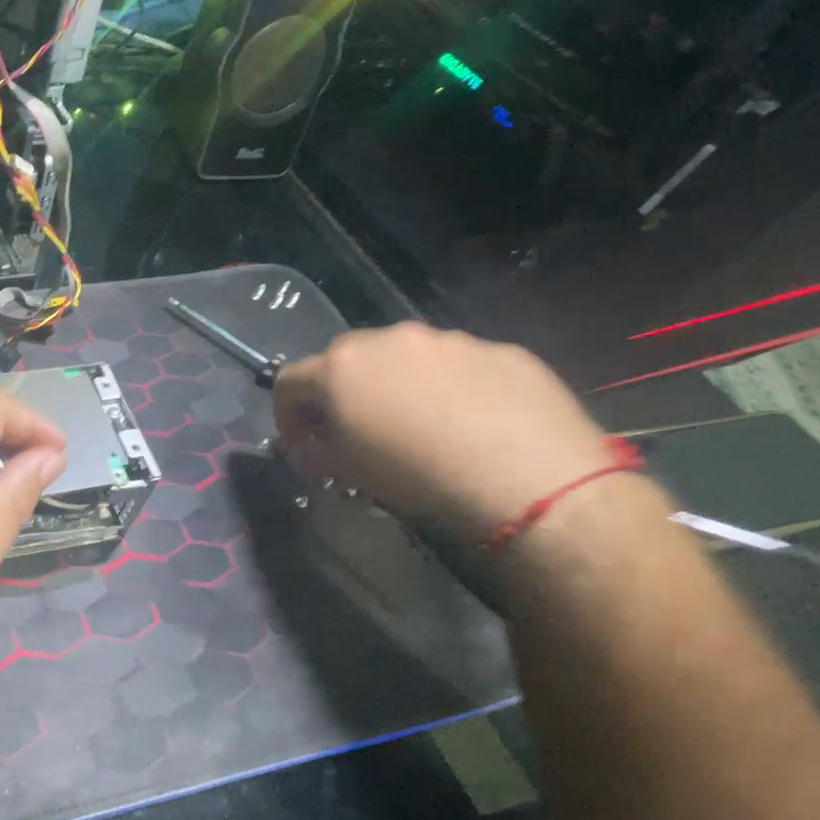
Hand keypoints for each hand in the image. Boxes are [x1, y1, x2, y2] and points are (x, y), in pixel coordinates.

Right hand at [272, 323, 614, 538]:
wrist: (531, 479)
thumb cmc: (419, 476)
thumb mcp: (348, 474)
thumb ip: (312, 454)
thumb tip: (304, 448)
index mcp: (341, 366)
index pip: (290, 380)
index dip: (287, 414)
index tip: (300, 444)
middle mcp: (389, 340)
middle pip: (346, 359)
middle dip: (342, 393)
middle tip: (356, 432)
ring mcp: (449, 340)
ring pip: (405, 358)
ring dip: (398, 386)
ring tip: (421, 429)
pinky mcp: (500, 350)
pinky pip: (459, 366)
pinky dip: (451, 389)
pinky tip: (472, 426)